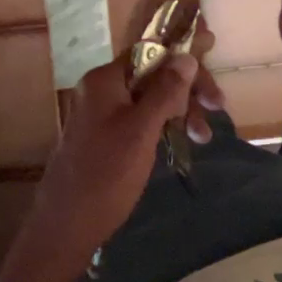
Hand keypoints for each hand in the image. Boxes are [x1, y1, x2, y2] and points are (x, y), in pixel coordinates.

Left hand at [20, 53, 207, 260]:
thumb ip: (165, 91)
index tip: (212, 63)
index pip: (151, 52)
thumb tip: (186, 56)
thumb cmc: (105, 175)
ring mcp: (101, 114)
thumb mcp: (142, 130)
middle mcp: (100, 89)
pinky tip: (183, 140)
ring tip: (203, 137)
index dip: (183, 56)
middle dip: (187, 89)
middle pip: (153, 75)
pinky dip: (162, 126)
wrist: (63, 229)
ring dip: (180, 111)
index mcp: (105, 80)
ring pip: (149, 99)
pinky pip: (139, 119)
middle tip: (217, 107)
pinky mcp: (104, 137)